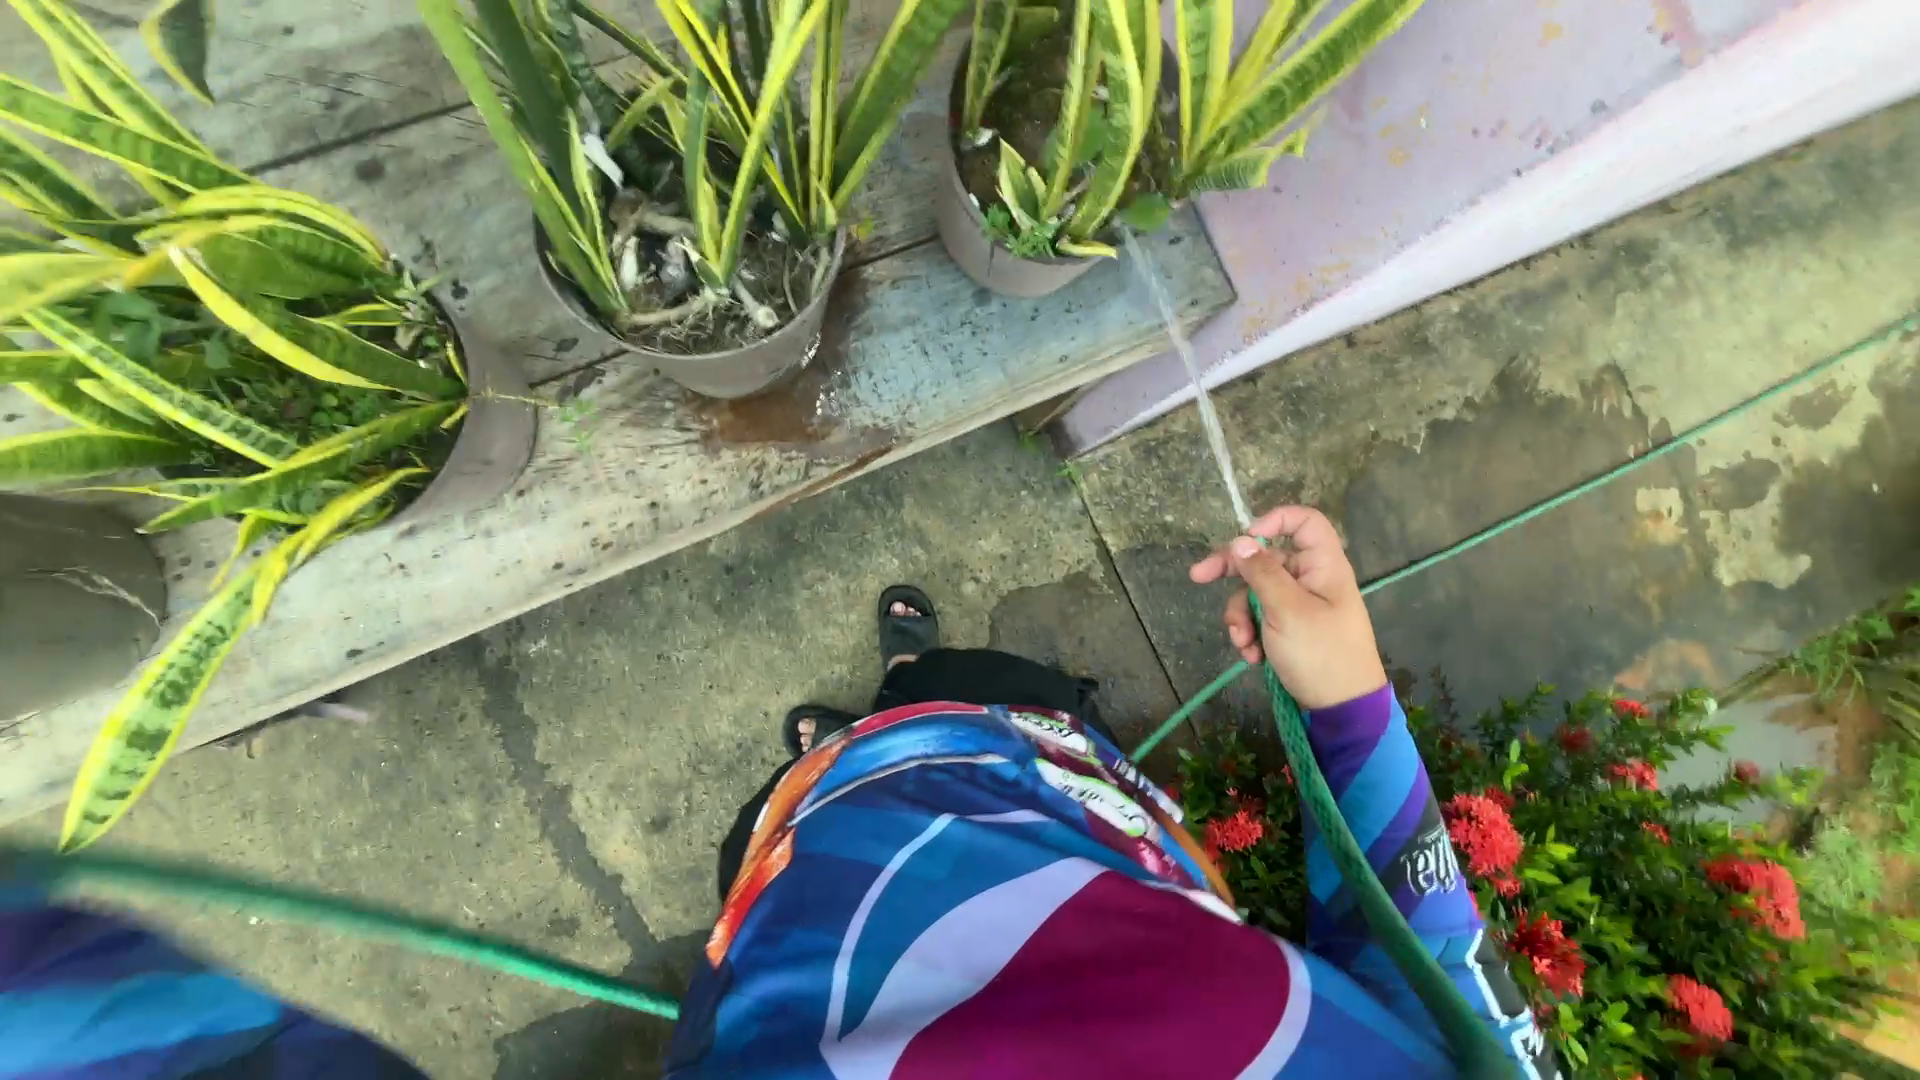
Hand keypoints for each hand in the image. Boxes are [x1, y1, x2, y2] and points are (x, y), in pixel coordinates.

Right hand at [1188, 506, 1387, 709]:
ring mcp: (1299, 604)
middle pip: (1266, 558)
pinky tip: (1251, 654)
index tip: (1244, 540)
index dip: (1274, 521)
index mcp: (1322, 566)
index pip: (1304, 522)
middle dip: (1233, 573)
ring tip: (1243, 643)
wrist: (1341, 709)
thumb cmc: (1320, 653)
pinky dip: (1250, 633)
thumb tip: (1239, 541)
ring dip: (1241, 616)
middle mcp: (1311, 579)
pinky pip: (1259, 617)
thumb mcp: (1286, 611)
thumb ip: (1262, 573)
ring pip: (1255, 592)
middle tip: (1197, 577)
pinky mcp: (1289, 627)